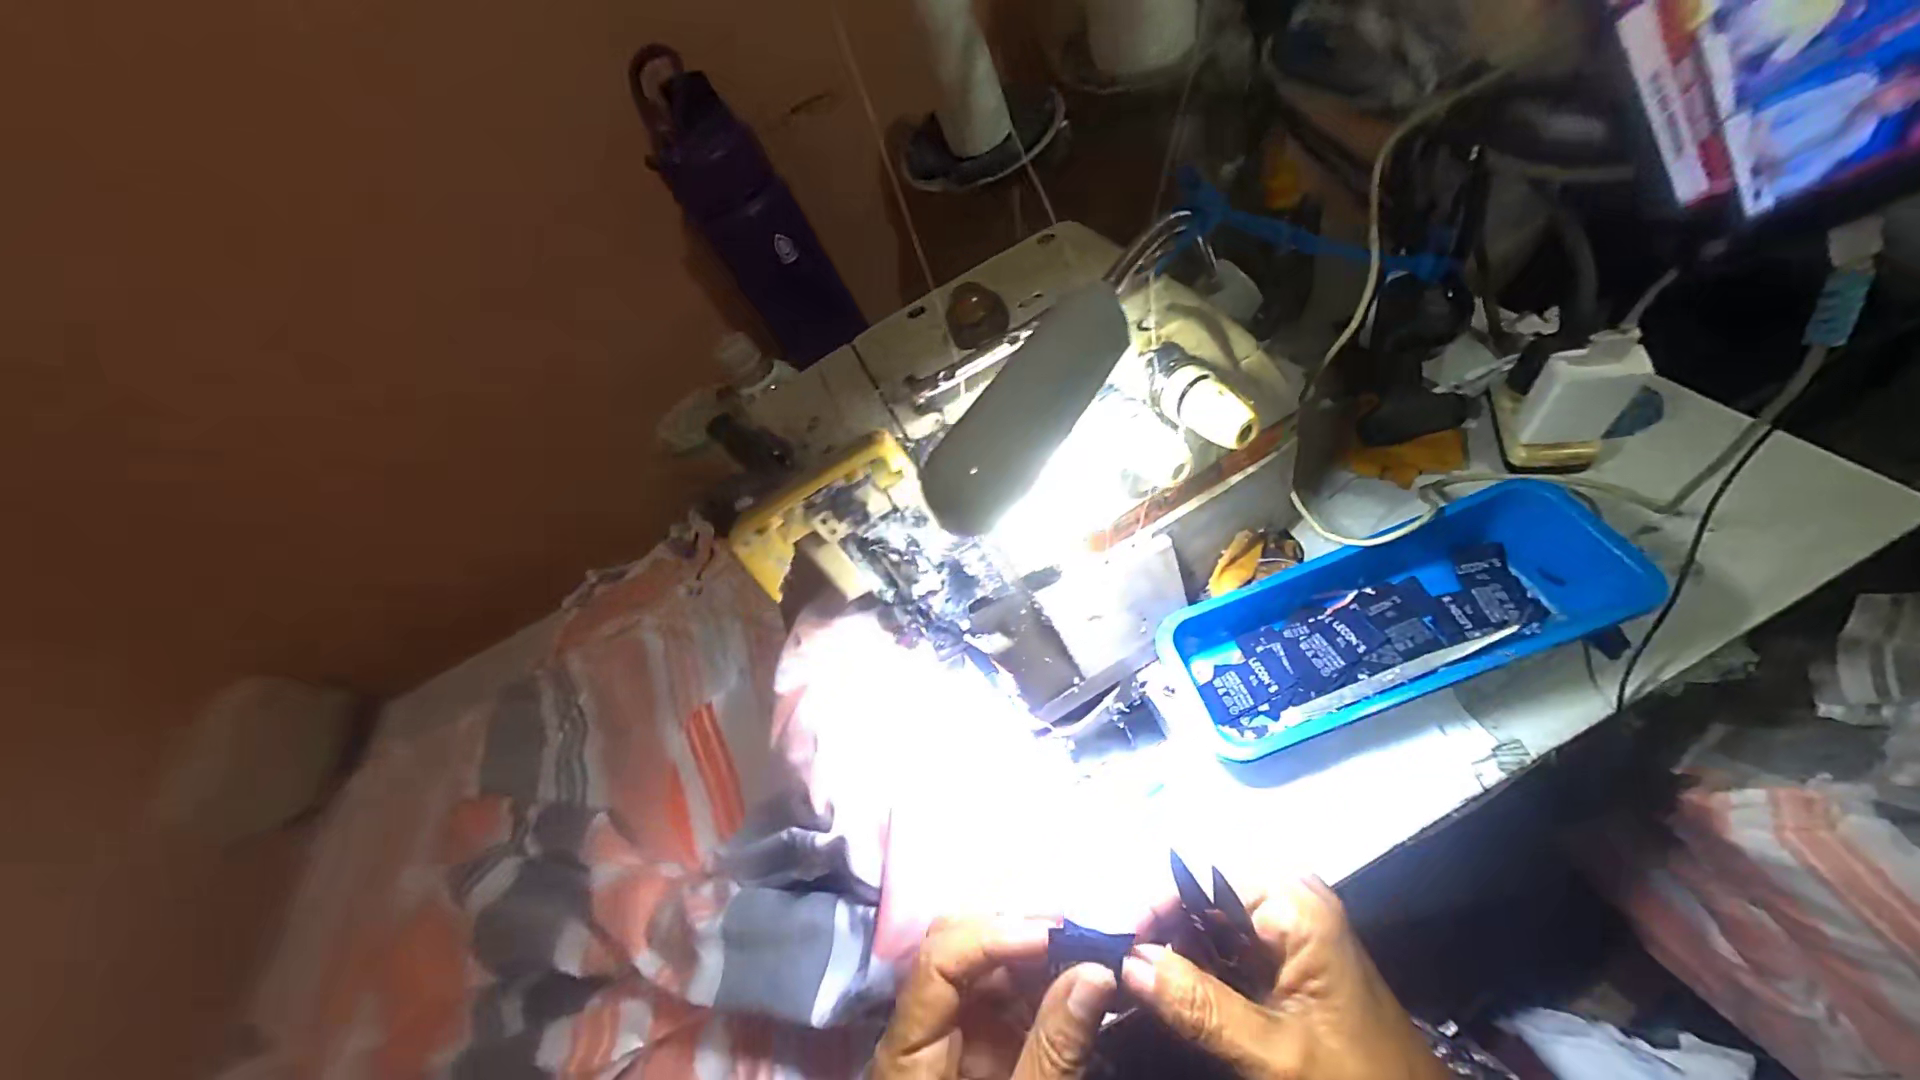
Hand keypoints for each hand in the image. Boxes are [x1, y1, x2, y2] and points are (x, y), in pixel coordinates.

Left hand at [874, 917, 1118, 1079]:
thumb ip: (1055, 1050)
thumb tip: (1097, 972)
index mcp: (907, 1049)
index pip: (939, 958)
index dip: (995, 935)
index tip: (1055, 934)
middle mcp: (921, 1020)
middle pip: (959, 945)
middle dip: (1020, 929)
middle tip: (1082, 930)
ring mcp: (948, 1024)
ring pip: (984, 958)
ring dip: (1036, 946)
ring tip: (1086, 943)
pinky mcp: (976, 1036)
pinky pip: (1004, 987)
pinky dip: (1040, 973)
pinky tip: (1074, 968)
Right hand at [1121, 878, 1442, 1079]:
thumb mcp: (1275, 1055)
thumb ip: (1199, 1005)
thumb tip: (1128, 963)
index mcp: (1293, 902)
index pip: (1199, 882)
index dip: (1155, 913)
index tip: (1119, 952)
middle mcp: (1290, 897)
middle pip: (1202, 898)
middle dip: (1163, 935)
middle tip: (1127, 974)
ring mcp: (1291, 924)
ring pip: (1211, 922)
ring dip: (1177, 953)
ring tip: (1140, 983)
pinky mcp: (1290, 952)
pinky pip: (1229, 944)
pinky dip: (1200, 967)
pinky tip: (1176, 990)